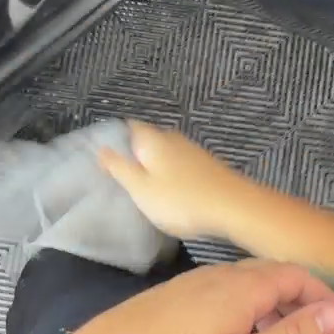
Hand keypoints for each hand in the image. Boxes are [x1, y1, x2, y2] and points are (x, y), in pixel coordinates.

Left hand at [23, 260, 333, 333]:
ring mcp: (183, 287)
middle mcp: (212, 276)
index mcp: (238, 287)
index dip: (322, 295)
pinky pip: (214, 294)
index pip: (294, 274)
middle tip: (316, 331)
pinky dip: (239, 309)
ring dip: (268, 304)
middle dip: (298, 297)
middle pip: (267, 274)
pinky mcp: (161, 303)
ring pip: (238, 284)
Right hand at [99, 121, 264, 240]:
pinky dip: (169, 172)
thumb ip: (120, 168)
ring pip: (164, 151)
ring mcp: (191, 150)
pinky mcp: (204, 165)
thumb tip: (101, 148)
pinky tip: (168, 189)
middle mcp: (172, 138)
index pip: (130, 126)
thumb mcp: (141, 189)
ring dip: (152, 163)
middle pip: (147, 138)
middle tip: (119, 172)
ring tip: (140, 184)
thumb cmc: (180, 199)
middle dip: (134, 151)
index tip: (105, 153)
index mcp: (153, 139)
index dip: (116, 136)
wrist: (232, 206)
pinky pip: (178, 163)